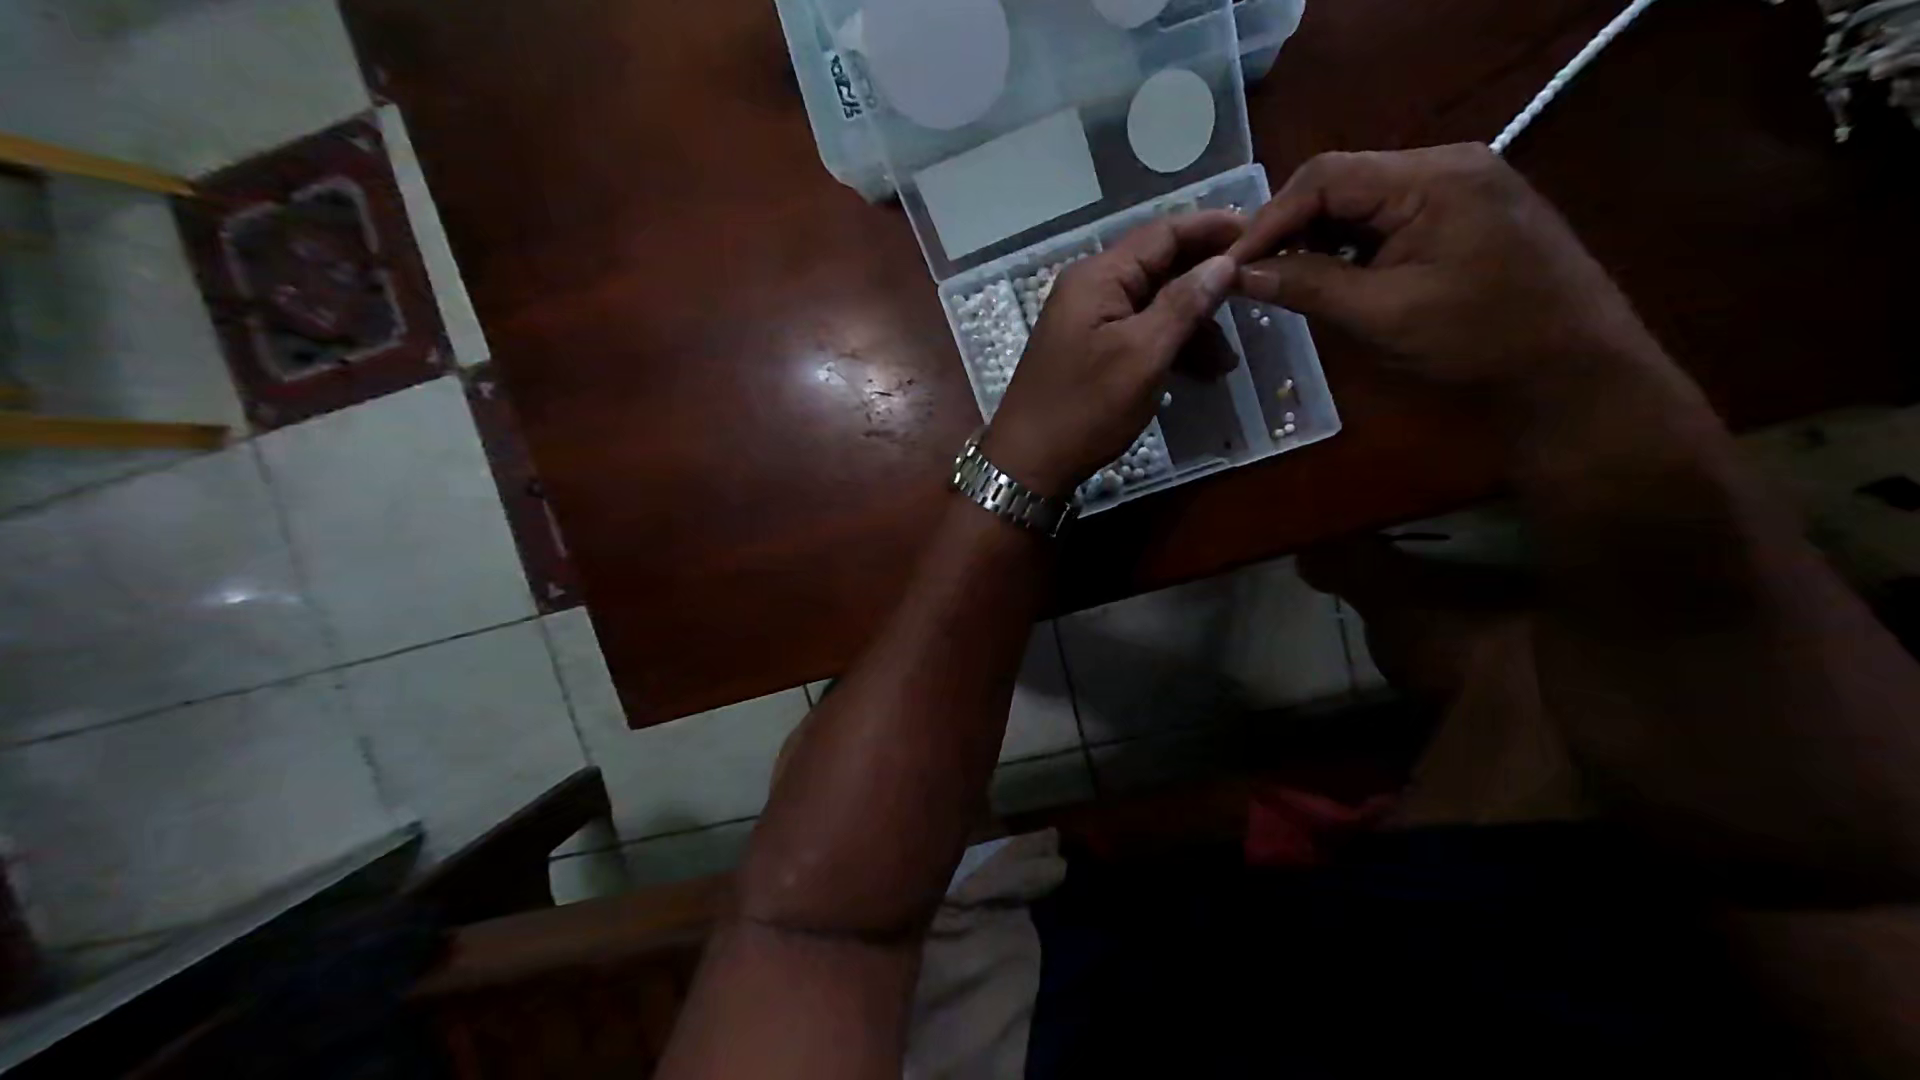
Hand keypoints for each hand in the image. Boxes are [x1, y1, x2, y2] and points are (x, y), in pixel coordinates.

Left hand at [981, 212, 1242, 497]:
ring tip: (1228, 362)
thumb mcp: (1142, 356)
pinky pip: (1140, 333)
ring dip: (1193, 326)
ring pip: (1154, 305)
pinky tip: (1200, 372)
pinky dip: (1170, 347)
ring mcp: (1089, 321)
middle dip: (1208, 284)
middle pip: (1161, 267)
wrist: (1029, 463)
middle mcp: (1091, 288)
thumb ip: (1183, 304)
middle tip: (1256, 296)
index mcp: (1098, 276)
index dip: (1214, 228)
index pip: (1164, 232)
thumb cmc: (1084, 408)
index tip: (1263, 234)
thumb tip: (1224, 262)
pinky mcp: (1092, 350)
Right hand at [1229, 144, 1662, 394]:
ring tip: (1282, 281)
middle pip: (1340, 182)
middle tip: (1250, 275)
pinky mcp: (1455, 214)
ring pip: (1356, 202)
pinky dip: (1344, 248)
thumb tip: (1239, 274)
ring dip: (1313, 239)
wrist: (1570, 367)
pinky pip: (1382, 219)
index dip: (1269, 218)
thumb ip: (1308, 286)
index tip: (1231, 266)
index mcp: (1432, 178)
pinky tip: (1327, 279)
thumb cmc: (1479, 339)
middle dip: (1288, 228)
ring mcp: (1453, 187)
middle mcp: (1443, 166)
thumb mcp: (1382, 314)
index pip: (1326, 177)